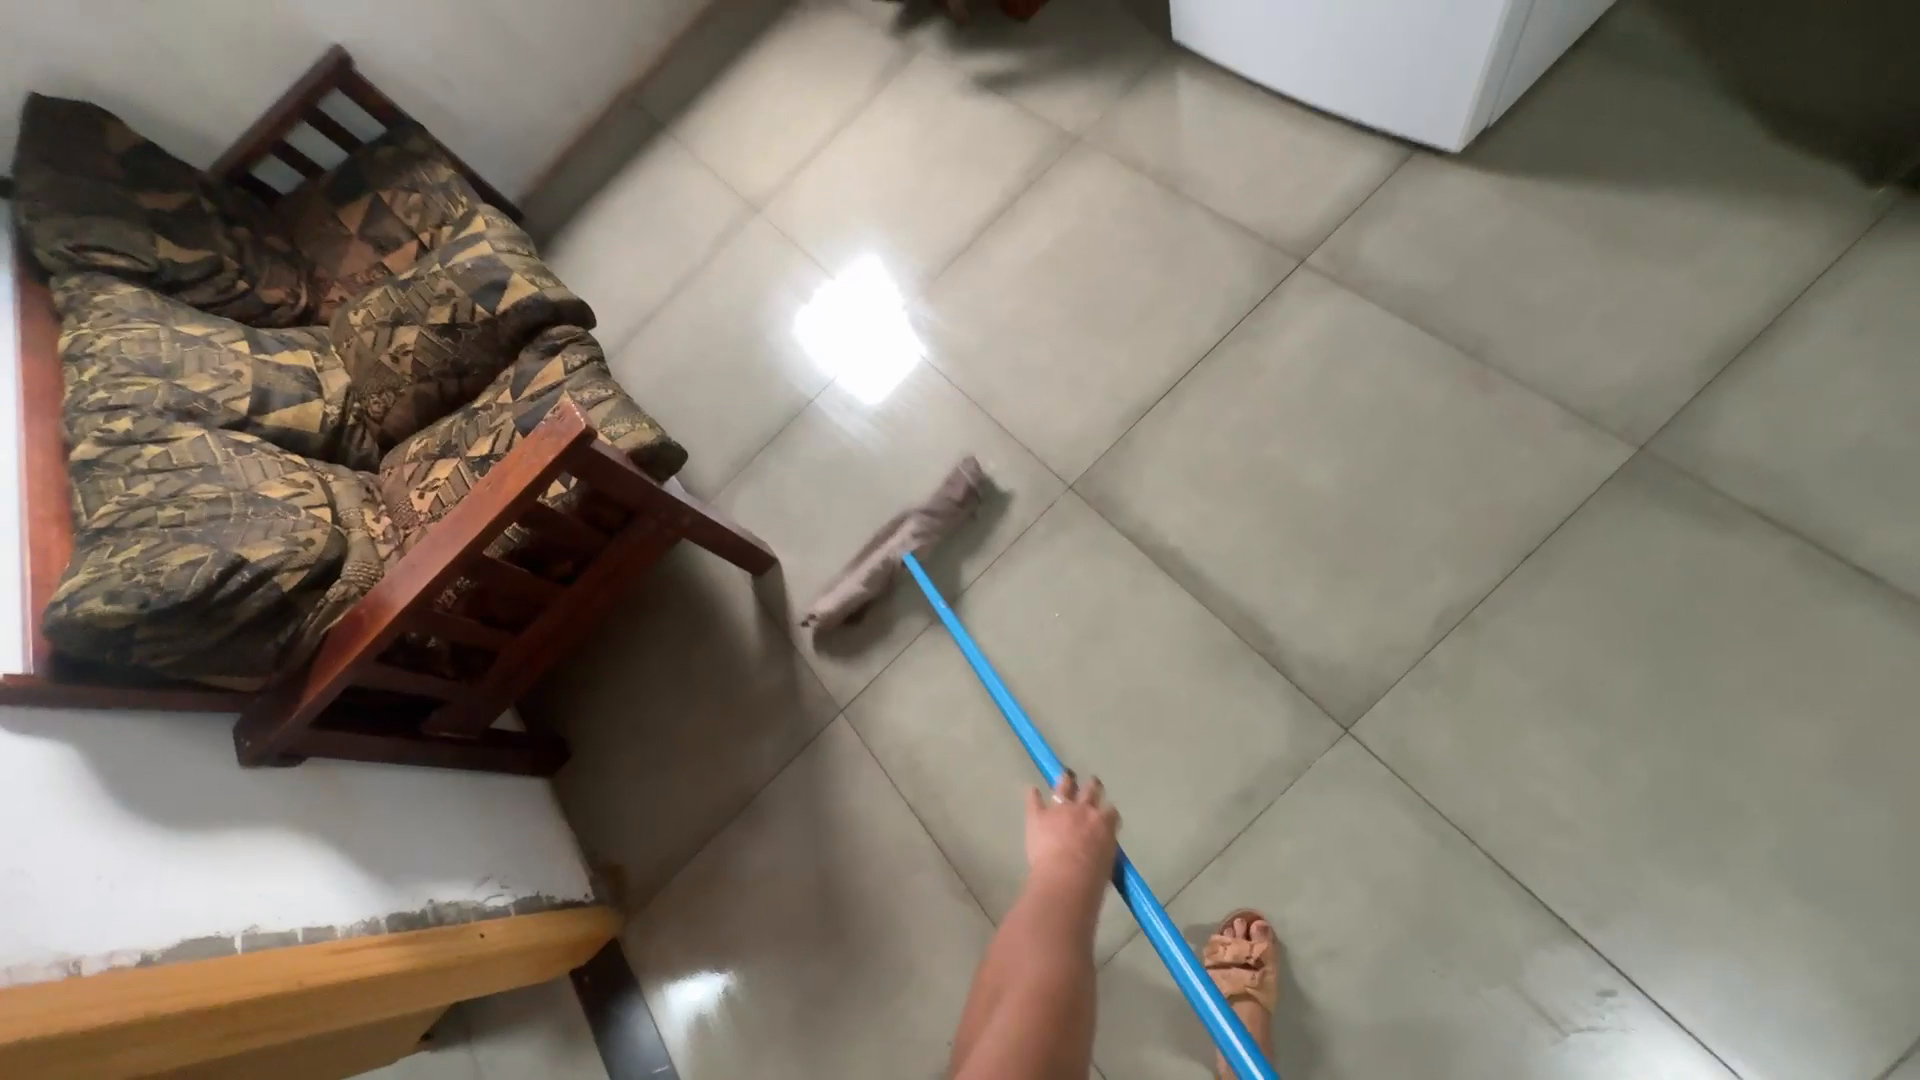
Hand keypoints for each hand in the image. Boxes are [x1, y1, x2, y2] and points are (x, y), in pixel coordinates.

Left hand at [1024, 773, 1119, 895]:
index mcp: (1104, 823)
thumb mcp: (1107, 863)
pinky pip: (1034, 801)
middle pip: (1090, 790)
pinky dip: (1033, 795)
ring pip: (1064, 788)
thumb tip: (1099, 851)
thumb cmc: (1092, 878)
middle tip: (1092, 783)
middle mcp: (1084, 810)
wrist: (1066, 875)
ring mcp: (1060, 809)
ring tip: (1065, 776)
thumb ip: (1103, 850)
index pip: (1110, 812)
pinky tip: (1031, 790)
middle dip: (1092, 786)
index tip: (1106, 814)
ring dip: (1065, 782)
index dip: (1108, 812)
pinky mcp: (1038, 815)